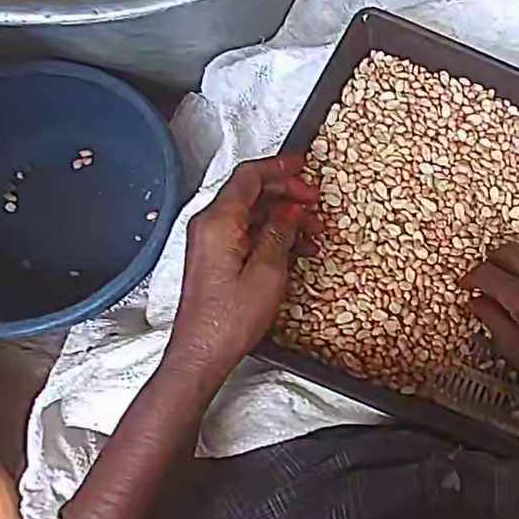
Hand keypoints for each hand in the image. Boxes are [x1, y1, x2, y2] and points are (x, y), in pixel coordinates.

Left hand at [168, 155, 320, 381]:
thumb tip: (291, 210)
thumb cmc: (230, 319)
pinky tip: (295, 248)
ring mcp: (211, 242)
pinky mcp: (215, 258)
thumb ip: (280, 234)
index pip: (249, 177)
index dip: (279, 168)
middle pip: (250, 193)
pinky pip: (246, 233)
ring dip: (283, 217)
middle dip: (286, 193)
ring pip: (252, 214)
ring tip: (313, 231)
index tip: (302, 166)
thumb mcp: (268, 273)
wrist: (203, 351)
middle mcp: (209, 227)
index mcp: (219, 223)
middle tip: (314, 201)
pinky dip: (272, 234)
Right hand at [457, 243, 518, 412]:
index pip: (487, 273)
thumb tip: (477, 301)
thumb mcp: (512, 346)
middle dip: (489, 262)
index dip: (470, 278)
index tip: (464, 285)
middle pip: (508, 252)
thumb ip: (491, 317)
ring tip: (499, 289)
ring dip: (509, 265)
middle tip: (479, 281)